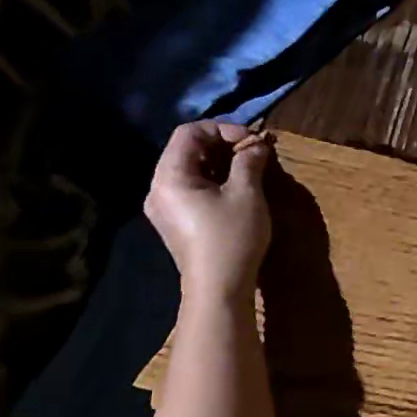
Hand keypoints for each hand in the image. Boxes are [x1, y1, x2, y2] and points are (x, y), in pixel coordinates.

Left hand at [144, 121, 273, 301]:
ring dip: (221, 162)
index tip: (252, 140)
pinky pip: (192, 188)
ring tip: (250, 168)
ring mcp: (165, 207)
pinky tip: (237, 188)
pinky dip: (215, 179)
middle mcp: (159, 188)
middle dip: (223, 144)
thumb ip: (249, 161)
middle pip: (187, 149)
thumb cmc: (232, 236)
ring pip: (191, 169)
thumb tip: (257, 144)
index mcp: (169, 177)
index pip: (189, 133)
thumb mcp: (247, 193)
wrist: (219, 288)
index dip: (222, 128)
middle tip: (254, 152)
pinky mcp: (176, 222)